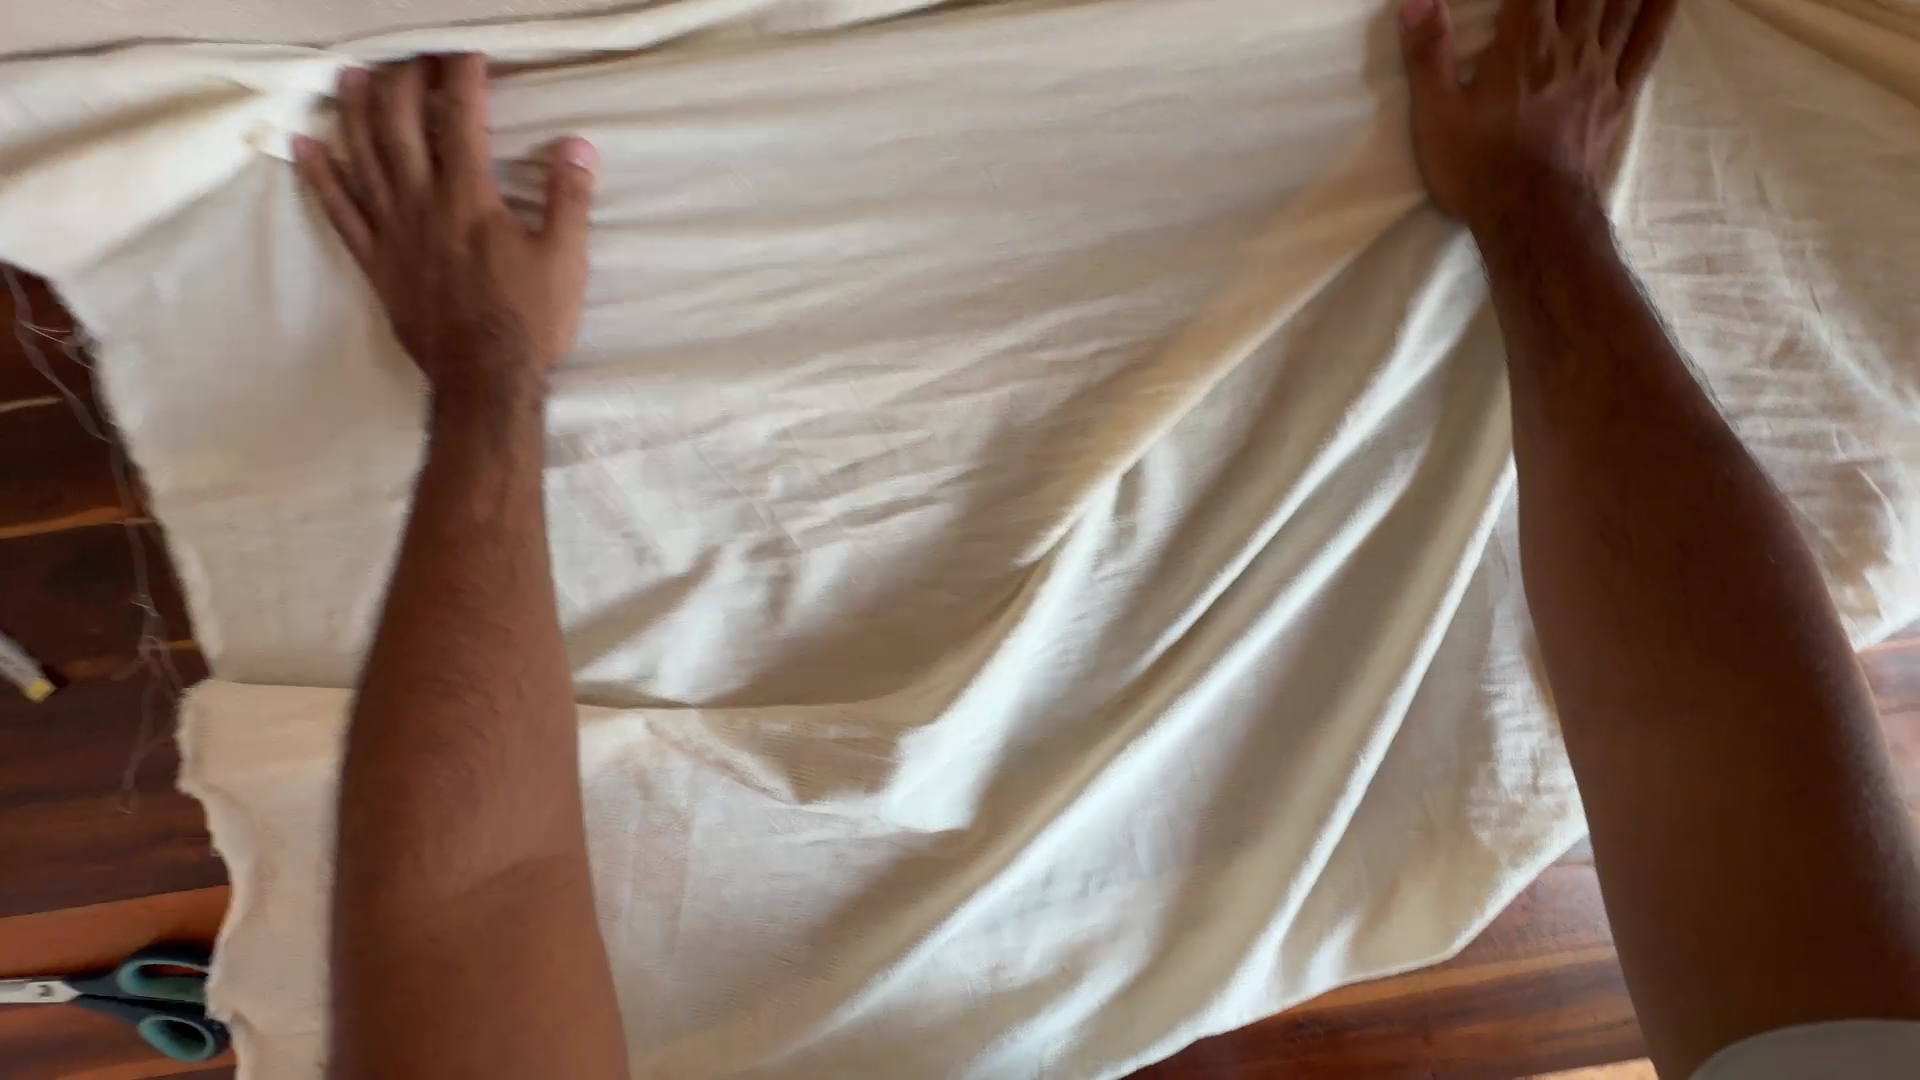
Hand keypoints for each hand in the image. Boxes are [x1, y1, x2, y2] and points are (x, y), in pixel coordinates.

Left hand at [293, 56, 596, 409]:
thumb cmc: (531, 320)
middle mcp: (422, 203)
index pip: (461, 121)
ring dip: (355, 109)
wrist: (487, 375)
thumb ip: (569, 201)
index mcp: (471, 199)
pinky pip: (338, 208)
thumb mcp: (567, 261)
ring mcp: (392, 230)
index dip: (463, 80)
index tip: (466, 54)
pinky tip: (306, 144)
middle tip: (413, 58)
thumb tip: (578, 147)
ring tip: (355, 75)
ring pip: (362, 154)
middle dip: (405, 81)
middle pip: (400, 124)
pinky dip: (320, 173)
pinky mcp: (376, 260)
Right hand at [1398, 0, 1678, 230]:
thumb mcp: (1435, 117)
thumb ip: (1429, 55)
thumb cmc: (1475, 167)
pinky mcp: (1616, 94)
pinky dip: (1663, 5)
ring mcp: (1599, 66)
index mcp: (1523, 44)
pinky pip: (1650, 38)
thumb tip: (1417, 0)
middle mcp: (1569, 42)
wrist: (1528, 213)